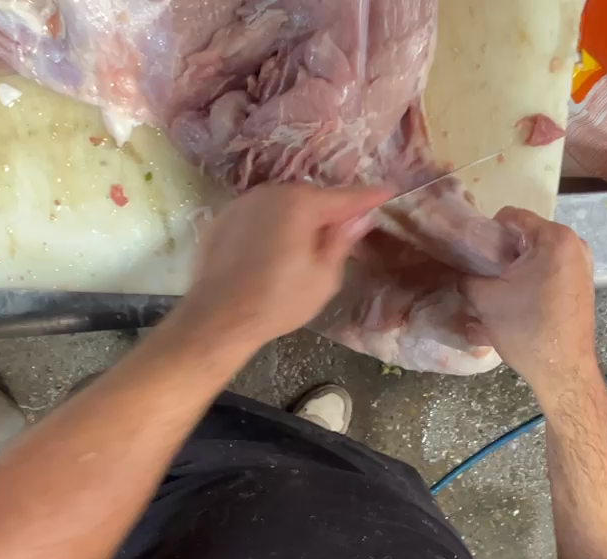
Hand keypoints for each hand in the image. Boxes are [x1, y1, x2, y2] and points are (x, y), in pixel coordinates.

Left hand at [171, 183, 392, 350]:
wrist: (217, 318)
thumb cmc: (277, 302)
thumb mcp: (322, 279)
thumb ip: (341, 243)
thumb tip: (358, 220)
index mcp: (301, 204)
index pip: (345, 197)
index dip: (370, 197)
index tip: (389, 192)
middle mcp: (271, 192)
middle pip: (311, 198)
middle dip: (329, 212)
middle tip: (343, 232)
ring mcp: (243, 203)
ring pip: (282, 206)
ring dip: (298, 220)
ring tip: (305, 248)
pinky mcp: (222, 219)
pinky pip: (258, 218)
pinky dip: (271, 228)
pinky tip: (272, 255)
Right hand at [460, 207, 598, 400]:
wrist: (561, 369)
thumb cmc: (525, 330)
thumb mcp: (485, 300)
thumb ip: (468, 276)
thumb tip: (461, 270)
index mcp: (554, 238)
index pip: (511, 217)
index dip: (486, 233)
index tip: (474, 256)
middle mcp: (575, 243)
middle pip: (526, 236)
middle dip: (503, 253)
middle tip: (485, 276)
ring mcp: (583, 264)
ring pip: (538, 255)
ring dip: (517, 268)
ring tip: (502, 292)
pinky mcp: (583, 284)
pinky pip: (551, 271)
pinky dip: (533, 280)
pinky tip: (521, 302)